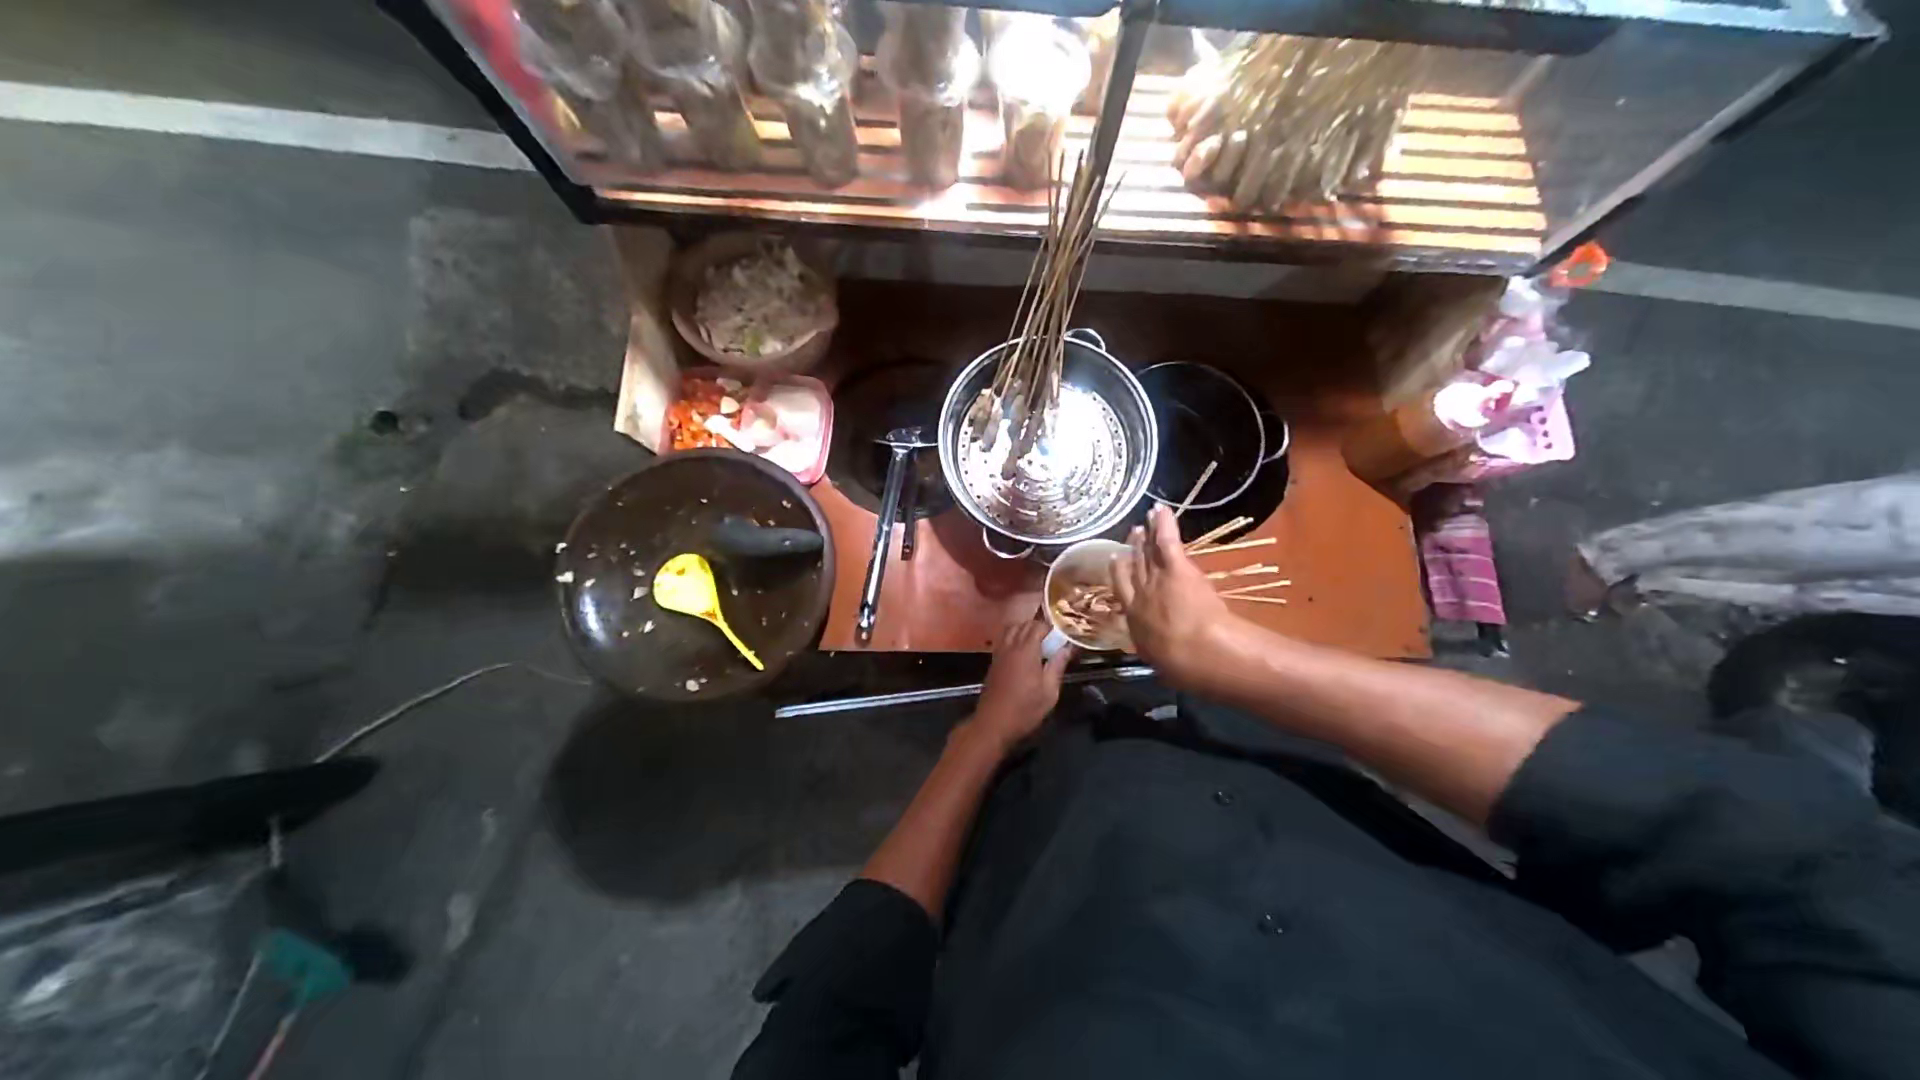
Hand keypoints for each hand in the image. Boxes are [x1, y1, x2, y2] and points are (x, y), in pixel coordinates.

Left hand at [965, 617, 1072, 753]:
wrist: (993, 723)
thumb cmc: (1025, 709)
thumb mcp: (1049, 692)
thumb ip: (1057, 666)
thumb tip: (1067, 648)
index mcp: (1026, 650)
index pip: (1037, 626)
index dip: (1050, 627)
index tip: (1061, 635)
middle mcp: (1010, 646)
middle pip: (1023, 625)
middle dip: (1038, 626)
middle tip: (1052, 639)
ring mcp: (999, 653)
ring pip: (1011, 629)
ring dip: (1023, 629)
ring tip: (1037, 642)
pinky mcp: (993, 662)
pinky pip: (1003, 639)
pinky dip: (1013, 637)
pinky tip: (1022, 652)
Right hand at [1112, 504, 1240, 687]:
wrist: (1198, 652)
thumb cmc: (1183, 667)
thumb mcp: (1163, 664)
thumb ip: (1159, 653)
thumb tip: (1162, 658)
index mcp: (1134, 622)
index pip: (1123, 594)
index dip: (1119, 576)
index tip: (1116, 562)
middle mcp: (1138, 597)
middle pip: (1132, 569)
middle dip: (1129, 552)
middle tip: (1130, 536)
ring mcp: (1155, 580)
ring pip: (1146, 554)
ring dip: (1144, 537)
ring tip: (1141, 525)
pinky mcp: (1175, 569)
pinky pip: (1166, 541)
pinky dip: (1163, 524)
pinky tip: (1160, 510)